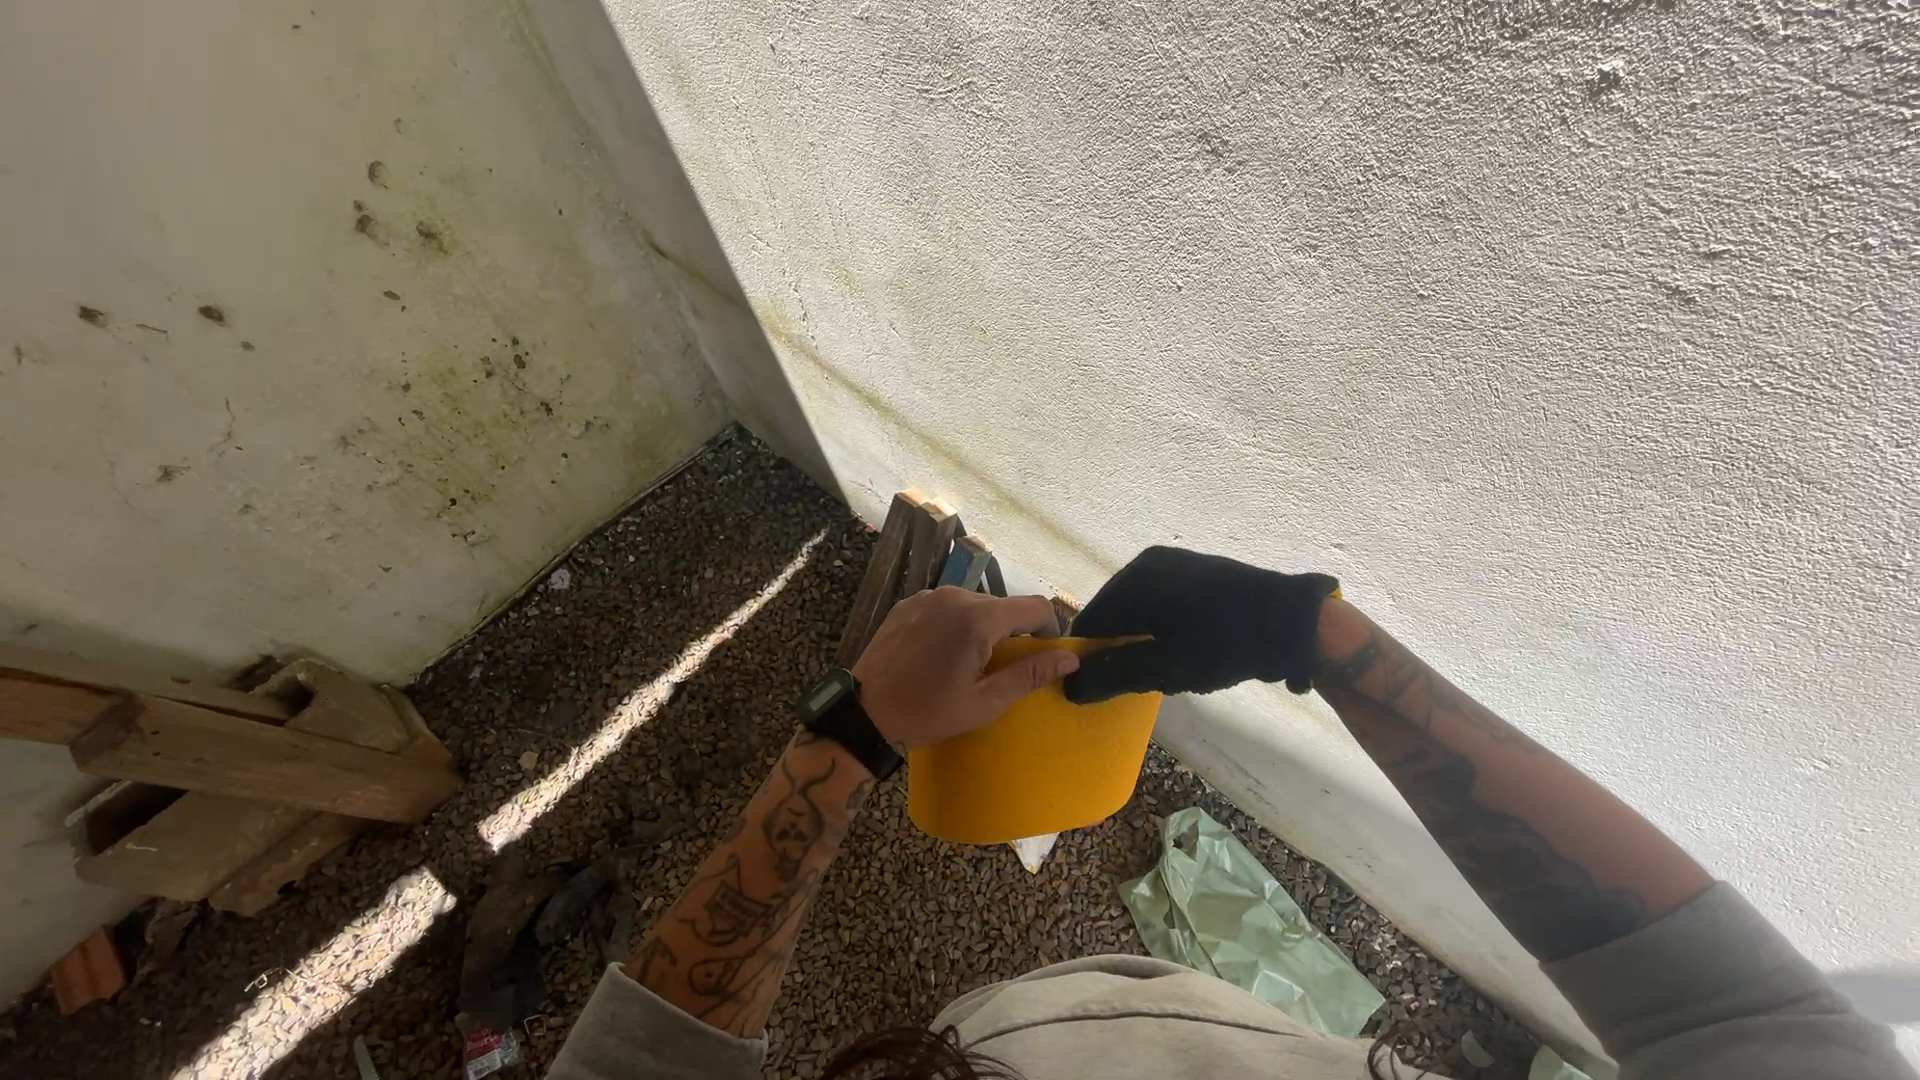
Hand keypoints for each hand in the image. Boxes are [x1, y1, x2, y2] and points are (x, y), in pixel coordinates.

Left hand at [853, 587, 1079, 751]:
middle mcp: (955, 596)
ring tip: (968, 663)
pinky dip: (956, 623)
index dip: (1049, 628)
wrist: (863, 712)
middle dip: (1012, 632)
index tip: (1045, 653)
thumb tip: (1070, 658)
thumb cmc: (928, 713)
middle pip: (1003, 605)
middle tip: (1002, 668)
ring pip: (975, 604)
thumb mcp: (984, 702)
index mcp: (978, 619)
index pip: (1035, 606)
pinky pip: (947, 605)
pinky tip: (942, 653)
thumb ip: (1029, 674)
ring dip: (983, 627)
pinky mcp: (909, 602)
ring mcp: (929, 596)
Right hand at [1062, 546, 1338, 703]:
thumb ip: (1114, 676)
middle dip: (1119, 648)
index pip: (1091, 621)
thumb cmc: (1225, 644)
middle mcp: (1148, 562)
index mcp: (1135, 579)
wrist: (1297, 623)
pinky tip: (1184, 647)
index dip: (1090, 657)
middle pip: (1114, 613)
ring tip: (1166, 667)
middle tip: (1140, 680)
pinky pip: (1161, 602)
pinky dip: (1161, 627)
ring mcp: (1175, 563)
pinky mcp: (1198, 571)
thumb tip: (1070, 687)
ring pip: (1138, 609)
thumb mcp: (1166, 668)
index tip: (1103, 686)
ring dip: (1141, 640)